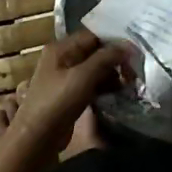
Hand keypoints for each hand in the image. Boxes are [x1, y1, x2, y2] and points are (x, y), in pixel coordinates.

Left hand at [6, 29, 129, 148]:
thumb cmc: (58, 101)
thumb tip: (128, 46)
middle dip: (114, 60)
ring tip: (128, 84)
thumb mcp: (83, 76)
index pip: (92, 36)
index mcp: (60, 48)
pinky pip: (91, 83)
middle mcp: (62, 58)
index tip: (134, 52)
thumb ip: (105, 58)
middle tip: (133, 72)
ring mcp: (65, 77)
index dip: (114, 41)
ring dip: (112, 75)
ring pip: (94, 69)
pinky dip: (104, 86)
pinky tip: (117, 93)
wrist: (38, 136)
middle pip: (94, 52)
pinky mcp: (69, 93)